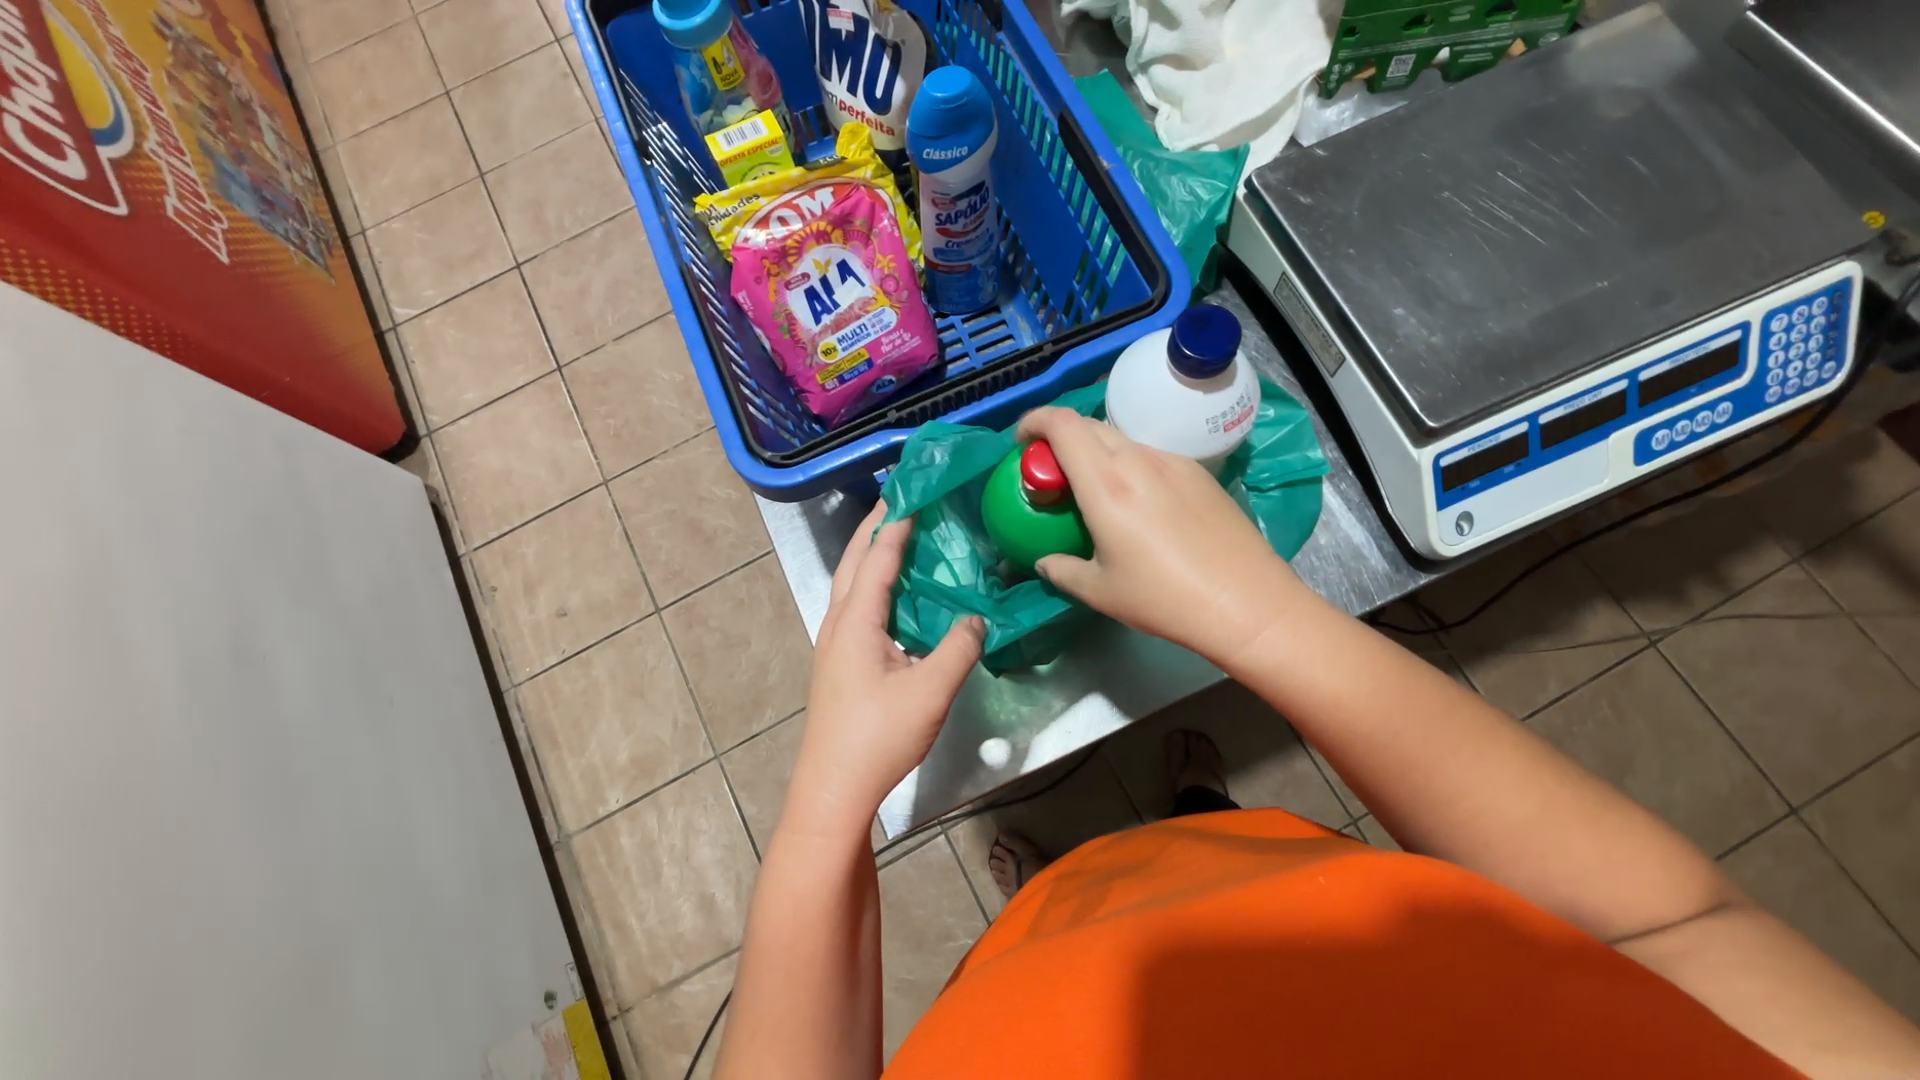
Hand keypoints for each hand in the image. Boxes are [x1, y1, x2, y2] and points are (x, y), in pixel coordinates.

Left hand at [786, 502, 984, 837]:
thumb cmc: (879, 737)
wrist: (834, 787)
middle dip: (874, 527)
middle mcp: (838, 624)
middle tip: (900, 497)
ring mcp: (834, 644)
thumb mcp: (931, 691)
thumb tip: (978, 618)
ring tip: (899, 534)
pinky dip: (874, 584)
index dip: (897, 522)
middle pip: (853, 561)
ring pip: (850, 584)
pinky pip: (856, 607)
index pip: (878, 557)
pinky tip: (897, 595)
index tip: (915, 489)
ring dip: (871, 554)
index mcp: (855, 621)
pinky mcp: (839, 663)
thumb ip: (959, 648)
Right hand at [1015, 407, 1317, 665]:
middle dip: (1059, 439)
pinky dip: (1128, 466)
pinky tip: (1138, 505)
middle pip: (1087, 425)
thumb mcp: (1100, 591)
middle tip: (1052, 474)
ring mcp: (1173, 462)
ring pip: (1121, 439)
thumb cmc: (1164, 599)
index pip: (1061, 424)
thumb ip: (1062, 570)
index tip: (1021, 443)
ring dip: (1096, 453)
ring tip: (1095, 492)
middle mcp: (1138, 460)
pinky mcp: (1199, 473)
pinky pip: (1151, 456)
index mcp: (1106, 484)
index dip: (1033, 422)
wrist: (1246, 602)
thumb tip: (1045, 561)